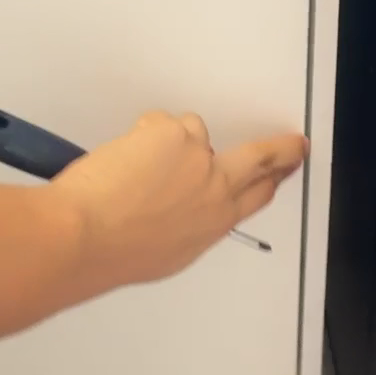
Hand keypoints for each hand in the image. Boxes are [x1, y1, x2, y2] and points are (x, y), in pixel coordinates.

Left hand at [44, 112, 306, 290]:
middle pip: (257, 158)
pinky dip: (141, 136)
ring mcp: (197, 153)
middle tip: (292, 144)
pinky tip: (123, 159)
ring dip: (168, 140)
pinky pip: (158, 123)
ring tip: (136, 167)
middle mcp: (215, 185)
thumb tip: (192, 202)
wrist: (83, 236)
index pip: (257, 195)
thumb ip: (193, 220)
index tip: (286, 167)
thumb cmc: (115, 251)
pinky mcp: (172, 129)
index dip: (274, 178)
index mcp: (214, 221)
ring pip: (190, 131)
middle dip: (279, 149)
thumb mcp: (168, 250)